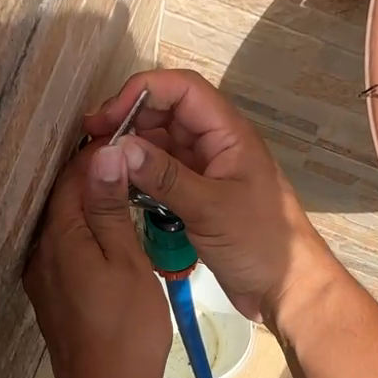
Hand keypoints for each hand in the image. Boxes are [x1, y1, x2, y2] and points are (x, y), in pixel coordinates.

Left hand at [24, 140, 171, 377]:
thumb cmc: (127, 328)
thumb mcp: (127, 261)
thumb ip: (110, 208)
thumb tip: (102, 153)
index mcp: (60, 236)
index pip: (71, 176)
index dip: (98, 154)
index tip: (130, 140)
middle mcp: (41, 251)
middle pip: (62, 199)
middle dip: (92, 176)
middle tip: (133, 163)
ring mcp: (42, 276)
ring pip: (63, 224)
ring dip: (89, 205)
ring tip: (126, 193)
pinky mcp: (51, 296)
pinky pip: (65, 249)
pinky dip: (85, 234)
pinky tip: (110, 235)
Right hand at [82, 69, 339, 326]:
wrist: (286, 288)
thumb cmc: (259, 244)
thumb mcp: (210, 209)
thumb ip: (165, 177)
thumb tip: (118, 148)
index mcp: (229, 134)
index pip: (182, 90)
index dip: (142, 93)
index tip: (107, 118)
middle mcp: (216, 145)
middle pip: (168, 113)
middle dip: (130, 120)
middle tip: (91, 142)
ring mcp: (207, 171)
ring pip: (163, 144)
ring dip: (133, 149)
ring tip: (99, 164)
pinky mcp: (200, 197)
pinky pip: (165, 174)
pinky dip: (141, 175)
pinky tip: (118, 186)